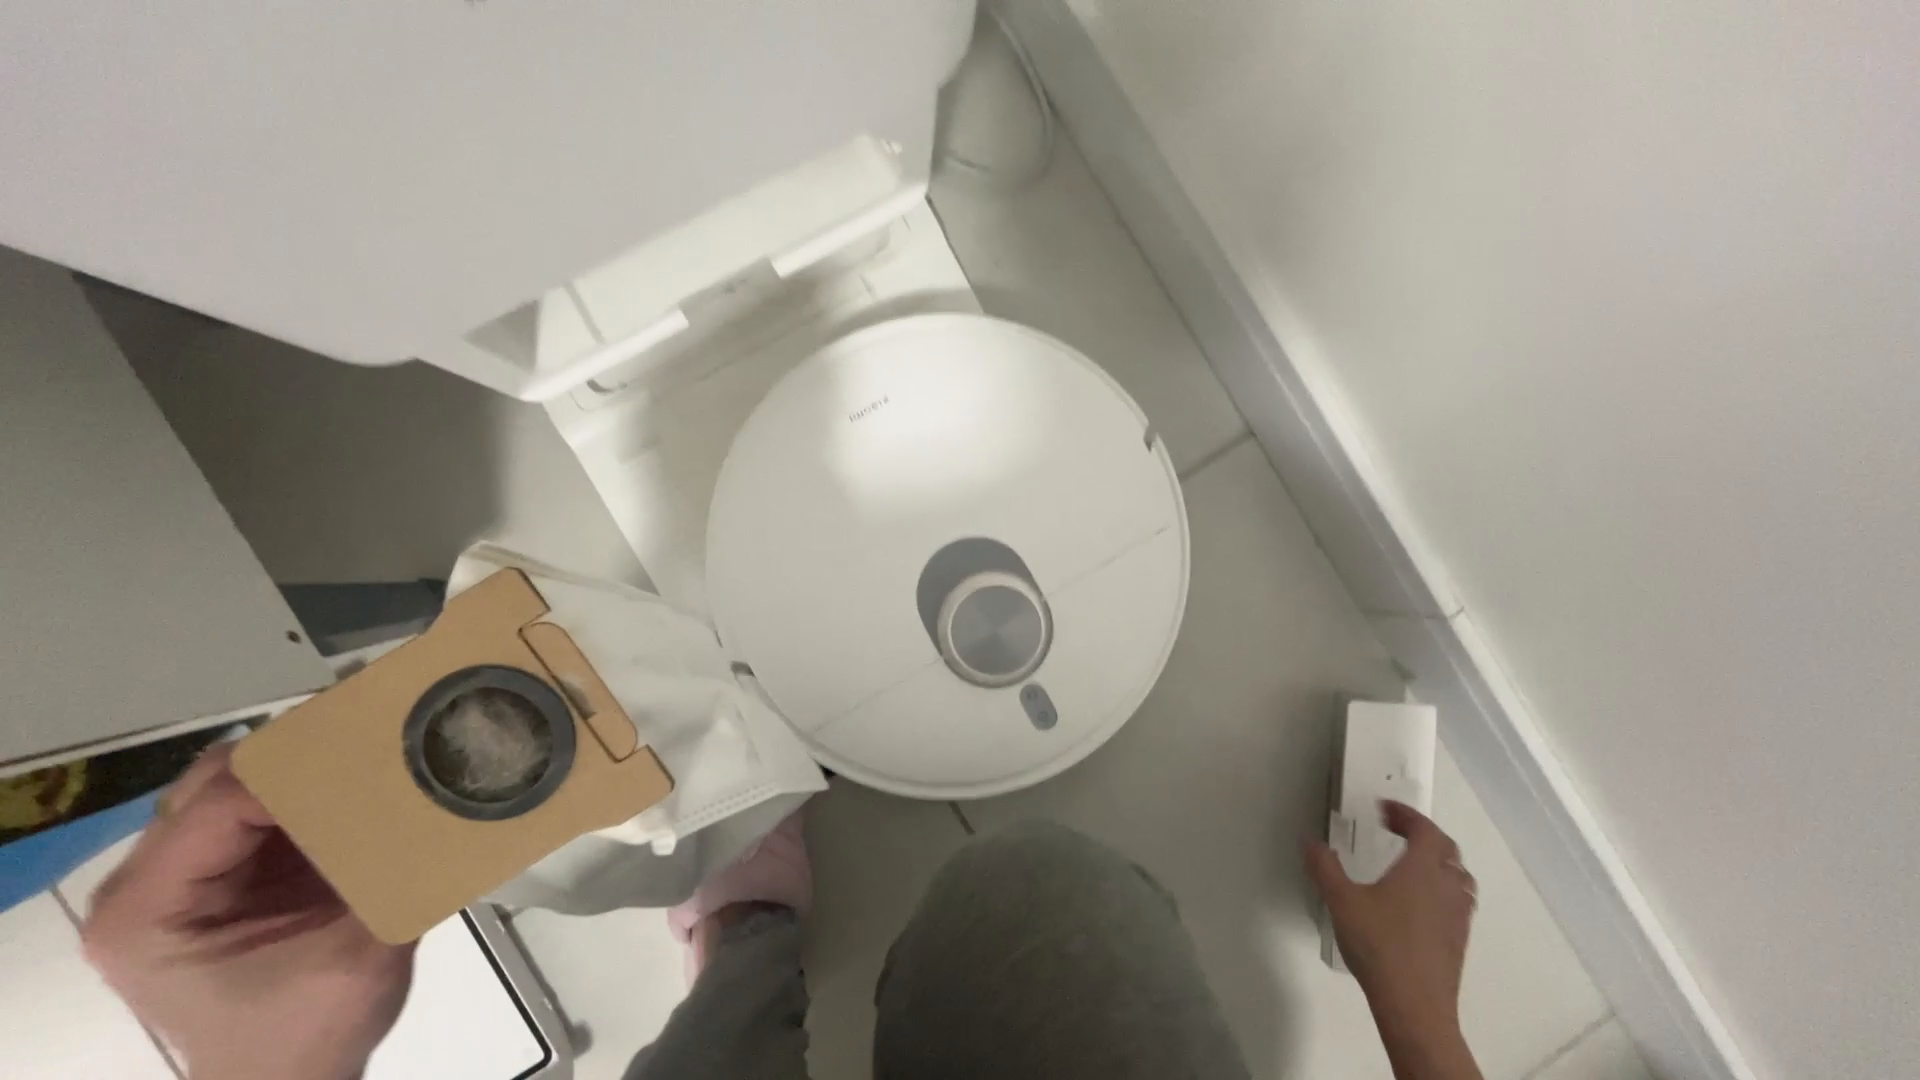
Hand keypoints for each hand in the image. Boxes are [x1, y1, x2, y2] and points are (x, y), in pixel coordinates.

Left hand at [83, 743, 414, 1079]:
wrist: (292, 1078)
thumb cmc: (311, 1028)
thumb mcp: (359, 951)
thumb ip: (388, 873)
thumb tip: (440, 793)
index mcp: (152, 908)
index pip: (223, 803)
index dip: (303, 771)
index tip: (381, 753)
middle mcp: (150, 882)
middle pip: (220, 780)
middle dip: (303, 754)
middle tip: (382, 739)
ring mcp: (186, 874)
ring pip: (241, 782)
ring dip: (308, 768)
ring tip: (377, 755)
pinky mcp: (225, 872)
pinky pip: (264, 806)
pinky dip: (313, 790)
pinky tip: (363, 787)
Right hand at [1307, 800, 1482, 1079]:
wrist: (1414, 1005)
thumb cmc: (1379, 945)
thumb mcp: (1340, 900)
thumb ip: (1324, 867)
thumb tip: (1311, 842)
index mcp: (1421, 870)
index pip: (1425, 830)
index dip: (1407, 814)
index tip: (1385, 809)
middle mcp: (1446, 887)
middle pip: (1447, 849)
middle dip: (1423, 833)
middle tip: (1396, 830)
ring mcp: (1458, 915)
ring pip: (1458, 876)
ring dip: (1438, 861)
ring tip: (1412, 864)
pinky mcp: (1459, 940)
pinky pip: (1457, 901)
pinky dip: (1442, 888)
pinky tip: (1418, 903)